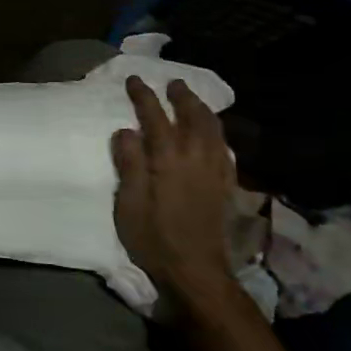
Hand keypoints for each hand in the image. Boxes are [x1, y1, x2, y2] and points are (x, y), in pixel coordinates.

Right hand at [112, 76, 237, 307]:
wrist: (196, 271)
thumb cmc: (153, 237)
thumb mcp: (129, 203)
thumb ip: (129, 164)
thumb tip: (125, 131)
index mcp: (168, 161)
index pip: (156, 119)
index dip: (144, 98)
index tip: (134, 80)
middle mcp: (196, 159)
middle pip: (193, 119)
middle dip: (182, 98)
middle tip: (172, 83)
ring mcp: (215, 173)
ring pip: (214, 131)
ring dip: (203, 111)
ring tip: (193, 100)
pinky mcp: (225, 187)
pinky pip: (224, 150)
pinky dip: (218, 134)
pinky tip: (214, 136)